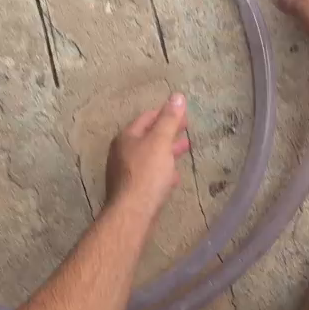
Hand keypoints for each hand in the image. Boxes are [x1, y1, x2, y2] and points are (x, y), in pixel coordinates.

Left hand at [104, 93, 191, 214]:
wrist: (132, 213)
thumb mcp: (160, 142)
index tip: (182, 112)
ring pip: (150, 156)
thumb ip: (169, 119)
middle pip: (148, 137)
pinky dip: (163, 171)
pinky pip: (150, 175)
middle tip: (186, 128)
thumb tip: (177, 96)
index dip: (165, 113)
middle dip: (168, 132)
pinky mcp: (132, 190)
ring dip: (167, 151)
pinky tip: (174, 176)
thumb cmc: (146, 173)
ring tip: (185, 149)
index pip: (147, 118)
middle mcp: (122, 152)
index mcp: (127, 137)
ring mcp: (125, 172)